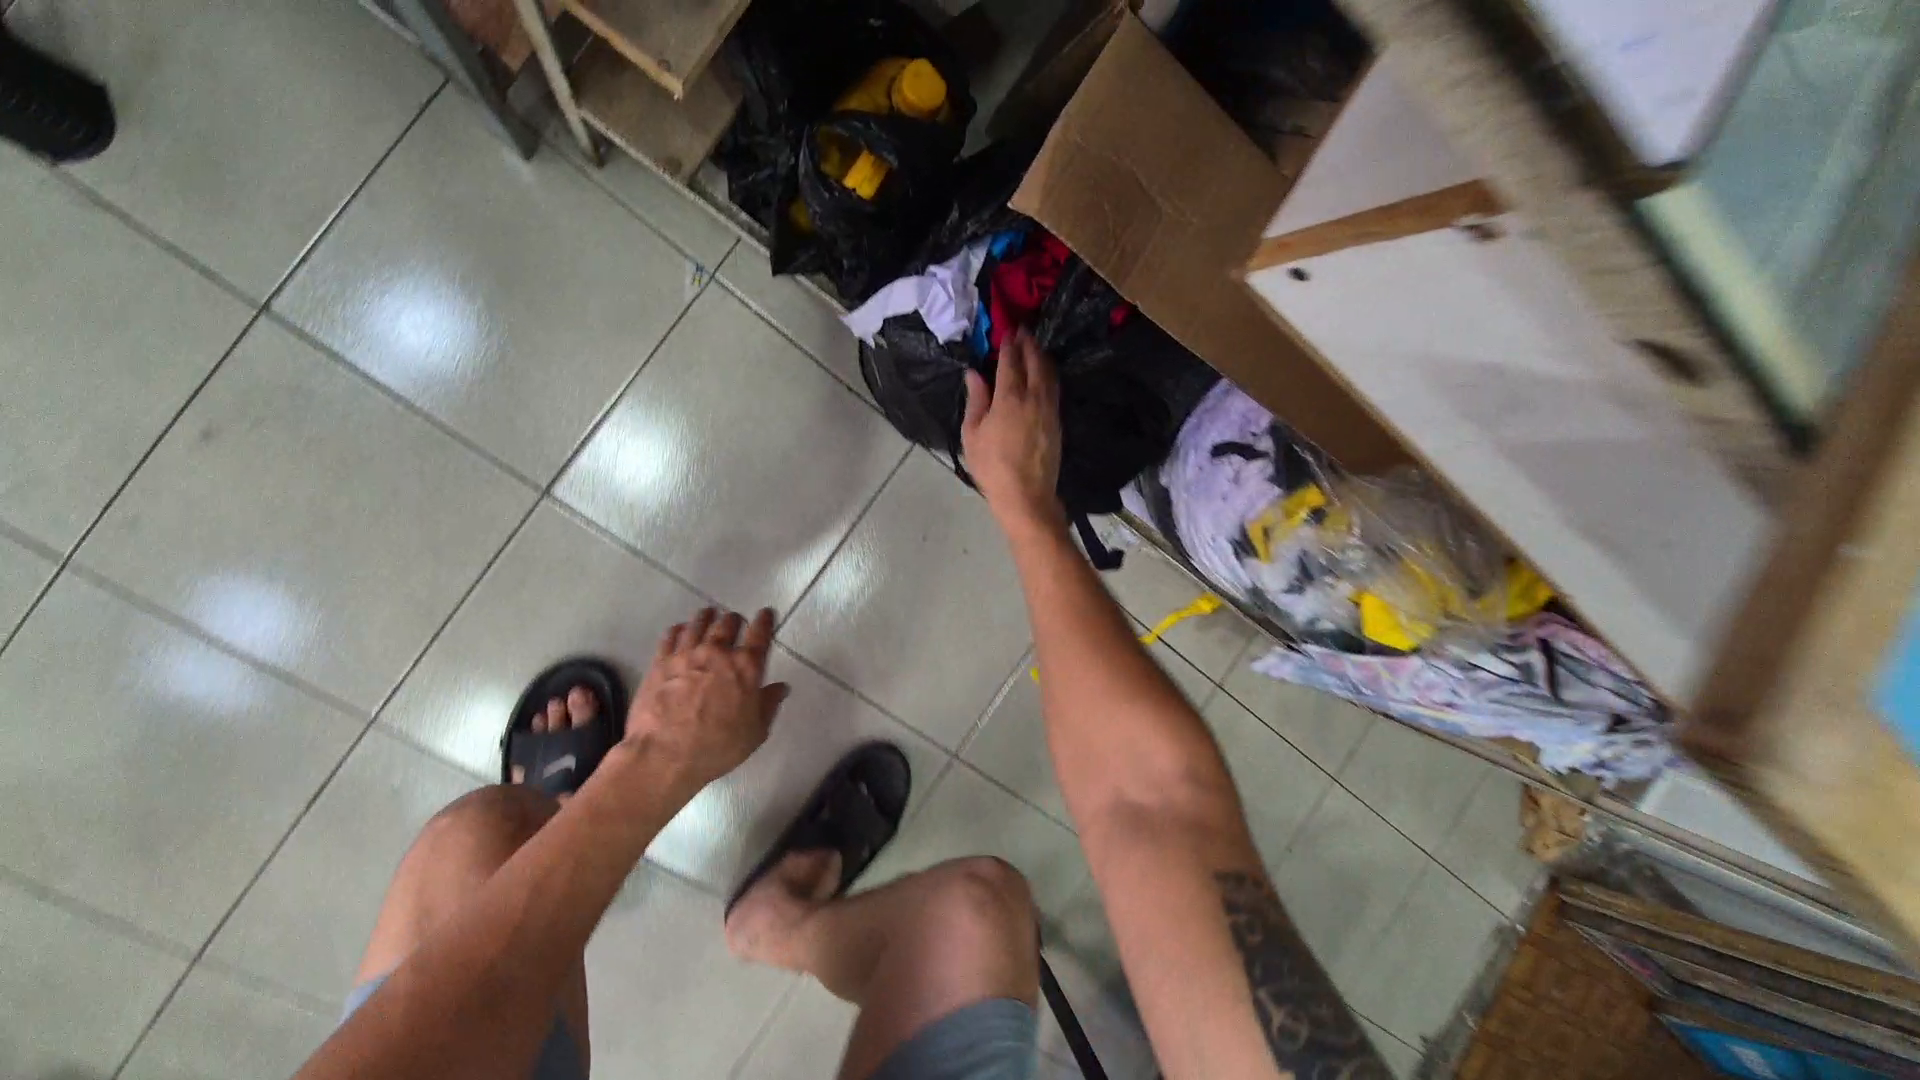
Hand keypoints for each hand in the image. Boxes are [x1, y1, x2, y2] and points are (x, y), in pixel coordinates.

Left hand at [625, 607, 789, 787]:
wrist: (665, 754)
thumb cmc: (717, 746)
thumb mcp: (755, 732)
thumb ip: (768, 705)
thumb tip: (781, 687)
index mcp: (746, 668)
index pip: (760, 635)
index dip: (765, 621)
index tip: (766, 613)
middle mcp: (717, 653)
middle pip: (727, 624)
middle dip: (734, 619)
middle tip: (734, 619)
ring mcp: (686, 655)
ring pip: (698, 624)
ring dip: (706, 617)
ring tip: (708, 613)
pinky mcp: (660, 662)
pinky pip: (670, 636)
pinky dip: (678, 629)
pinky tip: (679, 629)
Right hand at [962, 330, 1064, 532]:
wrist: (1026, 496)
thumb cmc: (992, 467)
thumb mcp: (972, 434)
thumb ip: (976, 399)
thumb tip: (974, 373)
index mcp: (1010, 398)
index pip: (1011, 362)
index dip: (1009, 344)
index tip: (1008, 331)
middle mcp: (1034, 398)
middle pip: (1036, 362)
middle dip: (1030, 344)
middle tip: (1023, 332)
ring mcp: (1050, 410)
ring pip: (1050, 374)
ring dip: (1042, 358)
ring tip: (1035, 349)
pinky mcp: (1058, 422)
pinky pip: (1054, 389)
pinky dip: (1049, 375)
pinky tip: (1044, 376)